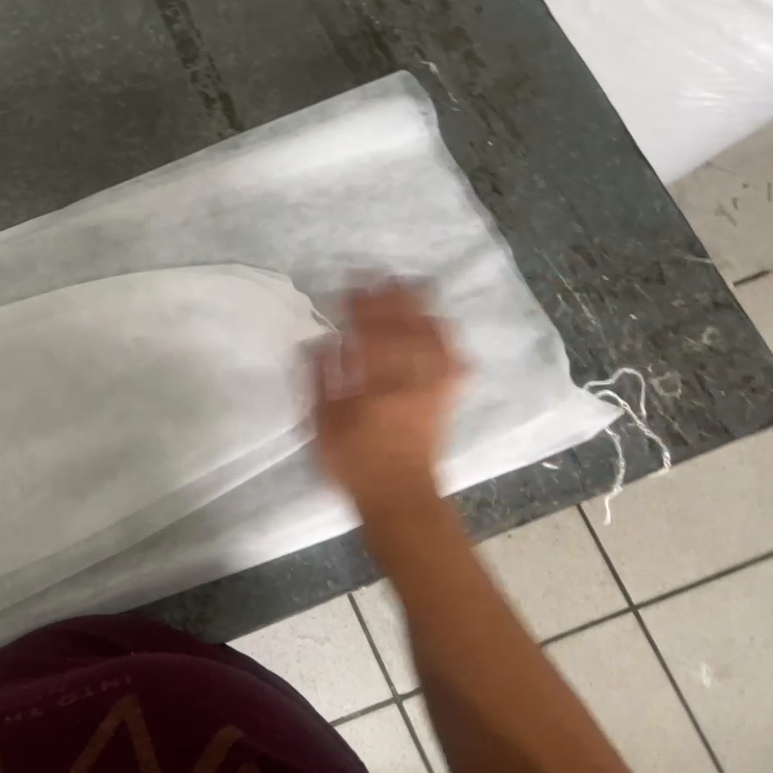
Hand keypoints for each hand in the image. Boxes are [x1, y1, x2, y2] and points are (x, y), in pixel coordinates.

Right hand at [310, 281, 462, 501]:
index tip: (351, 284)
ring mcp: (432, 389)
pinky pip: (452, 363)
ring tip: (414, 287)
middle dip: (393, 299)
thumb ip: (320, 379)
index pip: (369, 333)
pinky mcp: (445, 400)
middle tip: (382, 275)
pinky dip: (447, 341)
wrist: (400, 498)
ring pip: (432, 341)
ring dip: (422, 311)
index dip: (361, 306)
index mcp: (374, 384)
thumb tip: (320, 341)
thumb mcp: (322, 423)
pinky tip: (443, 328)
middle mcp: (409, 380)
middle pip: (404, 330)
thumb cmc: (353, 462)